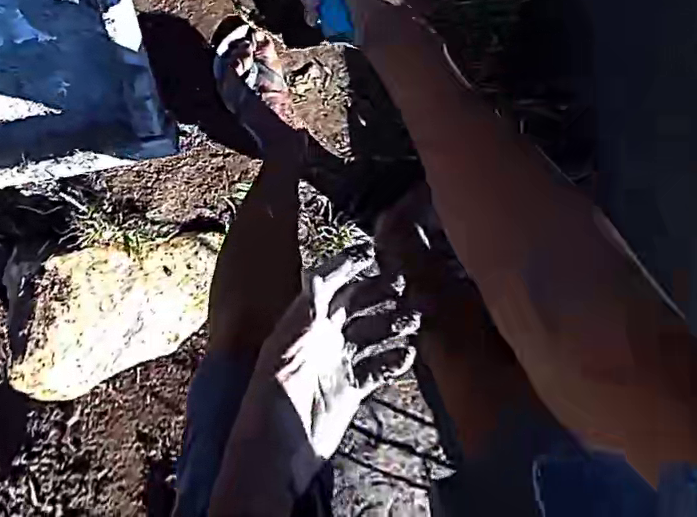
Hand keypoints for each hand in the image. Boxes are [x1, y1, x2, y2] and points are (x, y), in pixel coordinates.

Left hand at [210, 247, 420, 514]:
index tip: (373, 251)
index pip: (328, 282)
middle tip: (405, 282)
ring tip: (417, 317)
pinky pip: (375, 368)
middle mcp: (322, 334)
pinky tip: (410, 353)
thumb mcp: (290, 342)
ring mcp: (336, 360)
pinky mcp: (349, 389)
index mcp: (304, 318)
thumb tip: (315, 273)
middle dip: (378, 292)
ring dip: (393, 324)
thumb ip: (306, 310)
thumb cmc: (278, 388)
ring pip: (370, 334)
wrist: (279, 445)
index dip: (348, 265)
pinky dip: (392, 359)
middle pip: (355, 305)